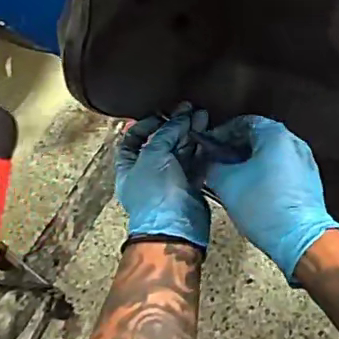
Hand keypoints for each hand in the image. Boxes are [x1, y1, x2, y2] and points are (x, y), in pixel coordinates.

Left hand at [115, 112, 209, 248]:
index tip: (161, 114)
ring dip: (191, 133)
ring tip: (203, 116)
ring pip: (181, 151)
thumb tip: (180, 117)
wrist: (175, 229)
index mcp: (129, 167)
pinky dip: (202, 149)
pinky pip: (196, 164)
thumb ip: (166, 133)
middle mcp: (148, 173)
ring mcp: (170, 181)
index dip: (145, 124)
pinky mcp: (189, 187)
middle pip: (161, 142)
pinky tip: (209, 135)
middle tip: (190, 109)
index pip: (133, 139)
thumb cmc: (155, 193)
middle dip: (175, 125)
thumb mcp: (153, 155)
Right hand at [201, 115, 338, 282]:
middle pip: (258, 137)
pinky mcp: (310, 182)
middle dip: (234, 148)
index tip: (207, 147)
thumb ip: (211, 165)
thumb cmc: (263, 205)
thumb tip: (207, 161)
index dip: (221, 133)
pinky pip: (282, 169)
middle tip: (216, 161)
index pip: (243, 122)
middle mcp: (294, 142)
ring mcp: (306, 162)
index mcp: (276, 135)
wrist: (301, 239)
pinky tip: (252, 189)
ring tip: (231, 177)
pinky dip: (265, 173)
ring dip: (249, 162)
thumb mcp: (226, 183)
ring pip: (271, 154)